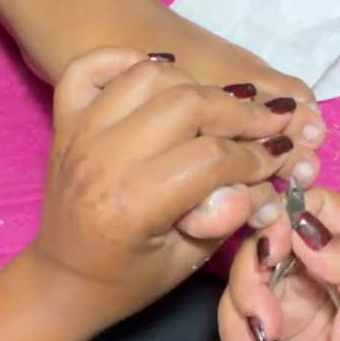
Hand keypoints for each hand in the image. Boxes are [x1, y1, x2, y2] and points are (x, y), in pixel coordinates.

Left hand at [29, 47, 295, 334]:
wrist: (63, 280)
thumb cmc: (128, 280)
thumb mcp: (187, 262)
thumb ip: (230, 215)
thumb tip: (267, 176)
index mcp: (130, 206)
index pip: (211, 157)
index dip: (255, 157)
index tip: (276, 161)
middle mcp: (101, 160)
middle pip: (186, 102)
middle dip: (238, 113)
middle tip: (265, 126)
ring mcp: (79, 134)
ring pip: (149, 74)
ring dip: (192, 85)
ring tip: (216, 109)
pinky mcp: (65, 121)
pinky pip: (91, 66)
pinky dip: (125, 60)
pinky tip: (157, 78)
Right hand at [216, 187, 339, 340]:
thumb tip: (302, 225)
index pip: (314, 205)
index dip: (281, 219)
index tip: (267, 256)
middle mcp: (326, 261)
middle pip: (266, 242)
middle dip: (249, 280)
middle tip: (261, 324)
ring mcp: (299, 293)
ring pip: (245, 281)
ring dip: (238, 318)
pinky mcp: (279, 324)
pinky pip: (241, 317)